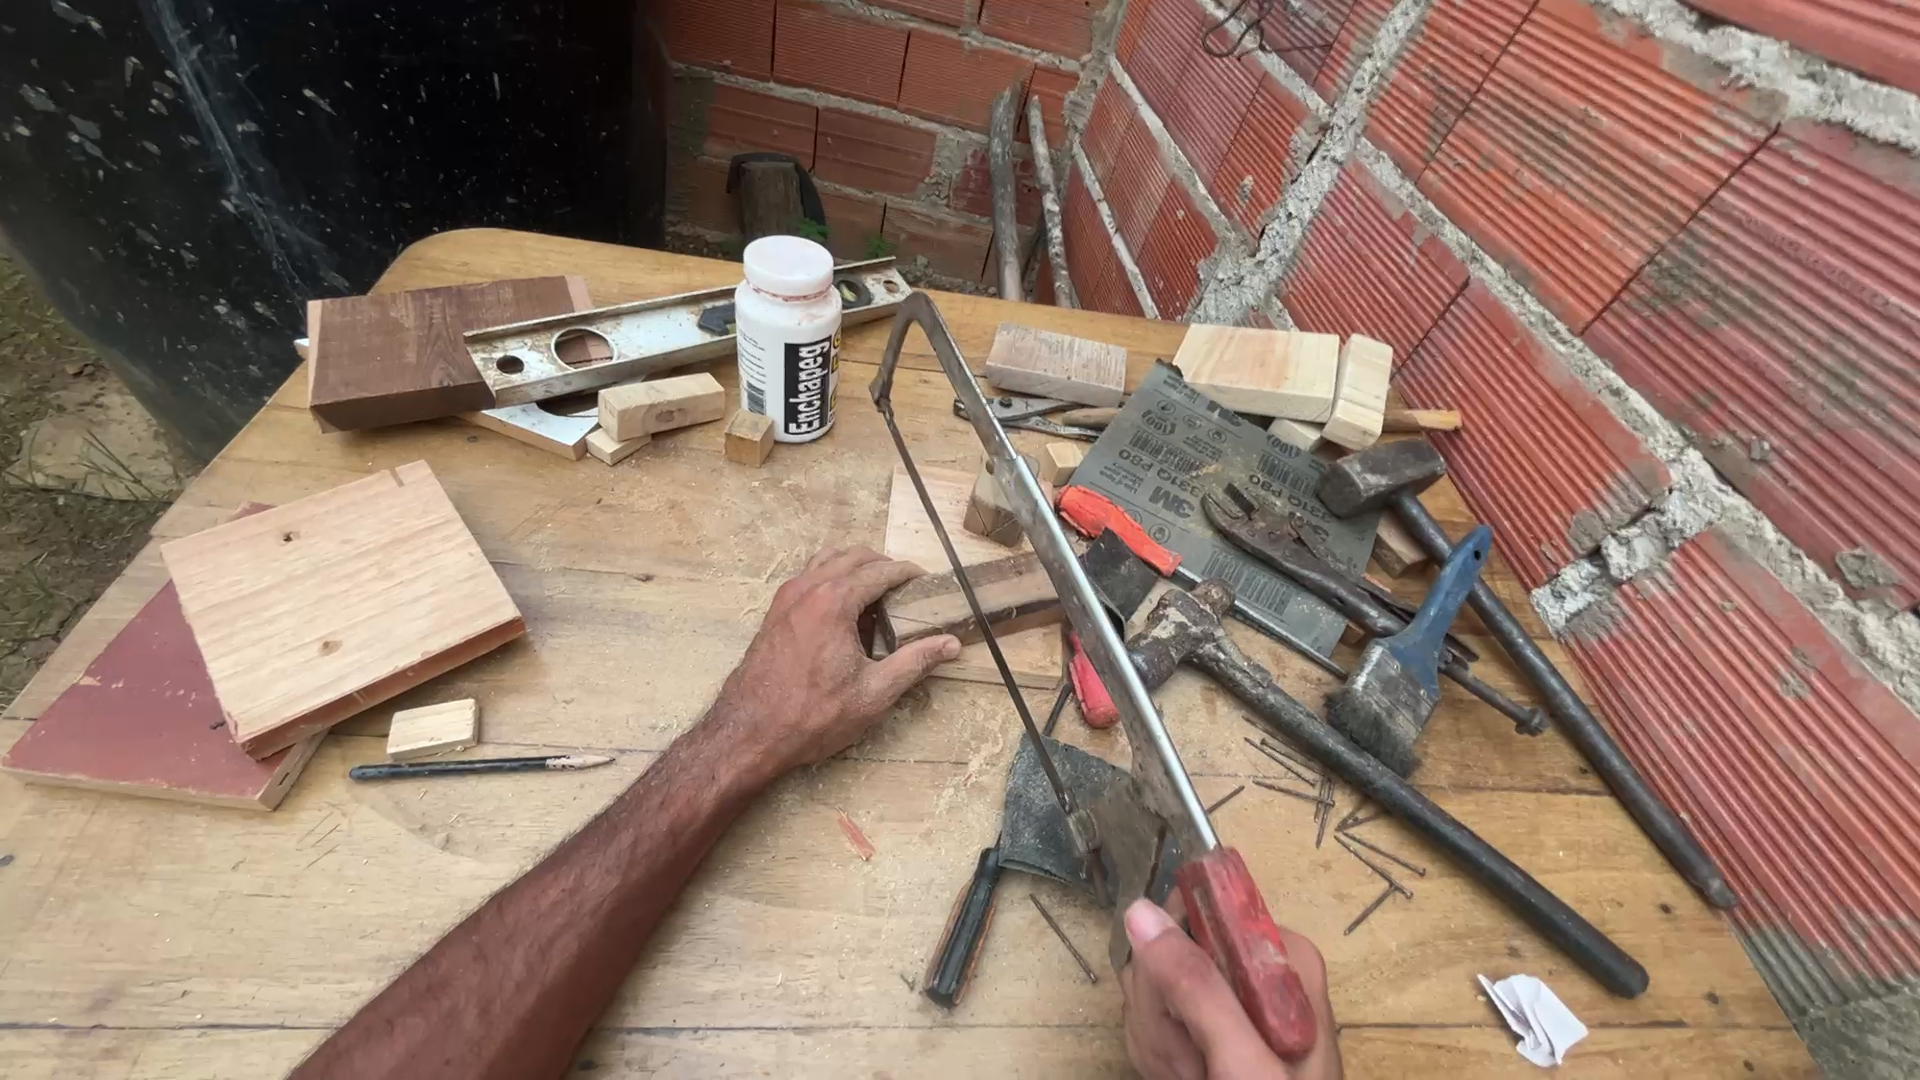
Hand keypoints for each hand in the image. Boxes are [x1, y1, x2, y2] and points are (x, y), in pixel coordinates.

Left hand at [714, 545, 960, 779]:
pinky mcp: (775, 610)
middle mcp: (808, 588)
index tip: (926, 580)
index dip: (908, 573)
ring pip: (828, 559)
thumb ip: (915, 662)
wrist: (750, 733)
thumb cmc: (812, 715)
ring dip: (856, 566)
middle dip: (884, 565)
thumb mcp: (874, 692)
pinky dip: (832, 577)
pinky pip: (809, 576)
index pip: (881, 571)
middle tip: (907, 587)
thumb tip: (951, 645)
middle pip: (854, 556)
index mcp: (834, 600)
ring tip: (878, 592)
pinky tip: (845, 608)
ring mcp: (787, 596)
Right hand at [1122, 899, 1341, 1079]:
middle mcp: (1256, 964)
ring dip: (1158, 1039)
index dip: (1172, 952)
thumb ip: (1197, 989)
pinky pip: (1151, 1008)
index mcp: (1282, 957)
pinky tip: (1181, 1079)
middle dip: (1163, 1012)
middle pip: (1167, 944)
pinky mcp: (1207, 1018)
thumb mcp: (1244, 1072)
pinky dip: (1157, 1052)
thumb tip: (1139, 909)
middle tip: (1194, 1068)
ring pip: (1150, 978)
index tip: (1180, 1015)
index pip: (1198, 907)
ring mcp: (1231, 991)